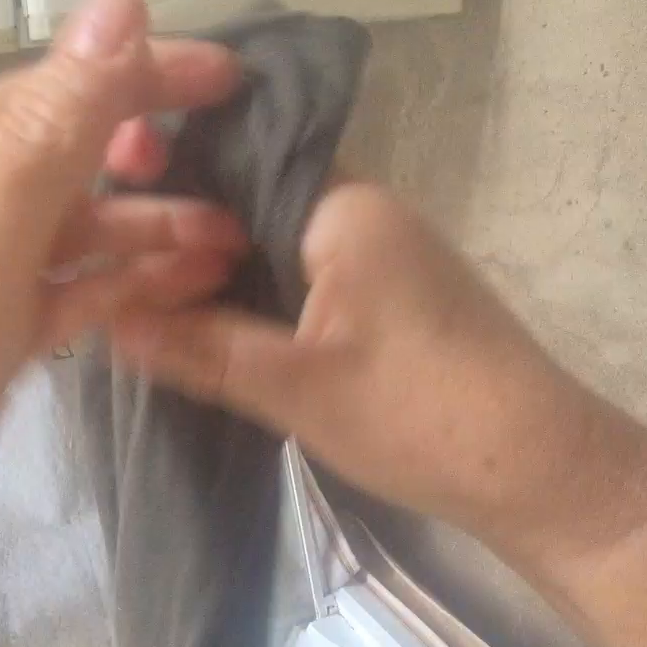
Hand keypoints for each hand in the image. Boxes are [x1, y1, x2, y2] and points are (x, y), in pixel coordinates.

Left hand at [0, 0, 245, 564]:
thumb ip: (49, 132)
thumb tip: (118, 0)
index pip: (56, 92)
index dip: (141, 74)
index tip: (229, 79)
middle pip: (72, 165)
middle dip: (153, 165)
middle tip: (231, 180)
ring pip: (77, 240)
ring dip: (148, 235)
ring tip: (226, 245)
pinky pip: (69, 299)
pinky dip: (120, 290)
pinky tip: (173, 292)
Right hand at [112, 181, 646, 561]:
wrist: (537, 470)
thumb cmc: (415, 415)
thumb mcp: (291, 385)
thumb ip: (200, 347)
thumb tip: (109, 321)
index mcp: (343, 206)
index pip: (232, 175)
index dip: (169, 214)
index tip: (111, 256)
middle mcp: (367, 213)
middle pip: (253, 217)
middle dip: (192, 258)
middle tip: (123, 297)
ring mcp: (386, 257)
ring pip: (279, 257)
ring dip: (228, 289)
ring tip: (158, 321)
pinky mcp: (395, 301)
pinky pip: (310, 287)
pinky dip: (266, 310)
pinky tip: (226, 341)